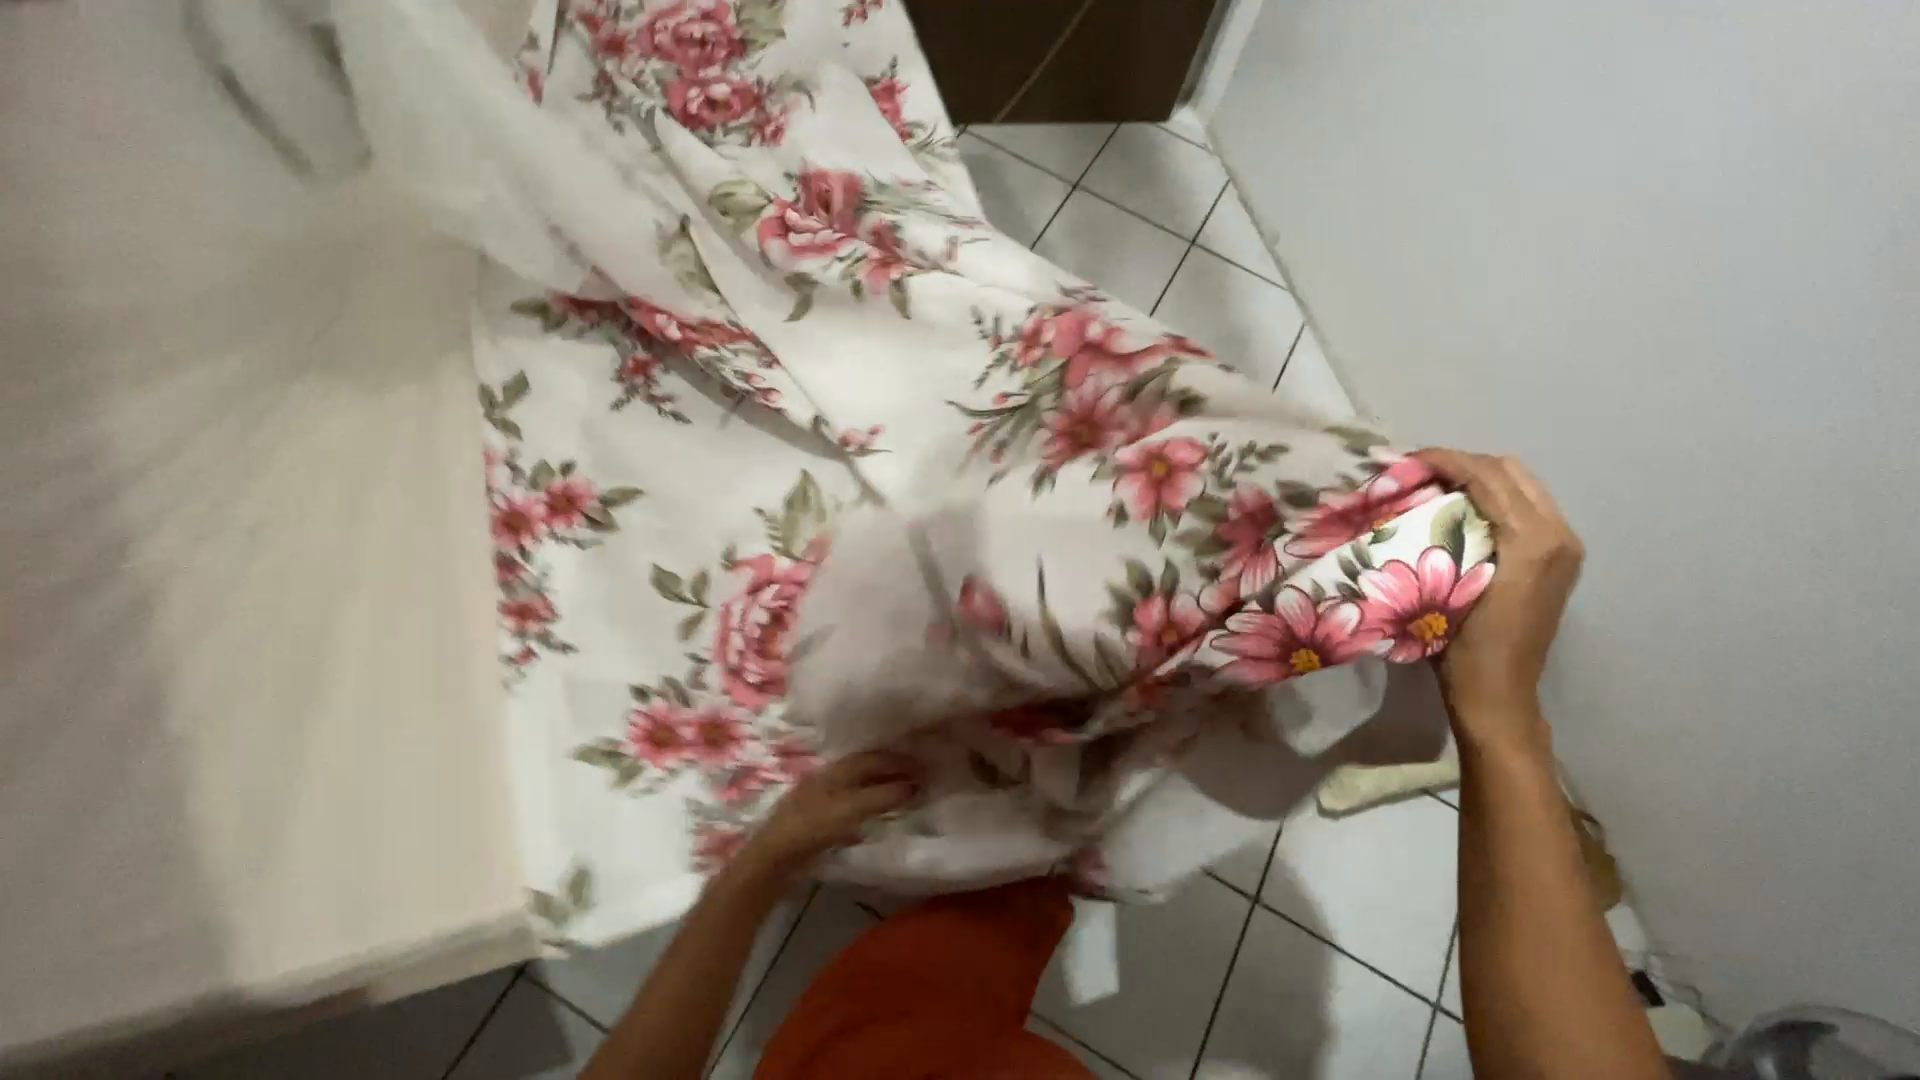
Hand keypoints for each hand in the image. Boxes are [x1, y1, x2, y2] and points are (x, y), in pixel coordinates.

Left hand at [739, 750, 921, 877]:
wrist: (774, 858)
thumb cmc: (813, 827)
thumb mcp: (852, 809)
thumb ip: (884, 796)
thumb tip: (915, 785)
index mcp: (838, 769)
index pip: (874, 757)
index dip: (899, 759)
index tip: (924, 765)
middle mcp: (830, 778)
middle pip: (866, 768)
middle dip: (891, 770)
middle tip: (918, 778)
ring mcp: (822, 799)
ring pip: (858, 787)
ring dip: (880, 789)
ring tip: (902, 795)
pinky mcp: (818, 821)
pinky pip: (851, 807)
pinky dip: (868, 808)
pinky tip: (874, 819)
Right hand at [1415, 449, 1583, 745]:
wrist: (1498, 693)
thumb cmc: (1463, 647)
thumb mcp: (1450, 585)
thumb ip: (1448, 533)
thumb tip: (1421, 495)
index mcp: (1534, 541)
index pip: (1488, 477)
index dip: (1446, 460)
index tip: (1406, 460)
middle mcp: (1559, 534)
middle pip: (1509, 471)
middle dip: (1462, 463)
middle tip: (1417, 472)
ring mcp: (1564, 546)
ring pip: (1520, 484)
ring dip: (1477, 478)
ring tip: (1434, 486)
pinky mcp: (1558, 558)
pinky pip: (1525, 506)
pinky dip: (1492, 497)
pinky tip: (1459, 511)